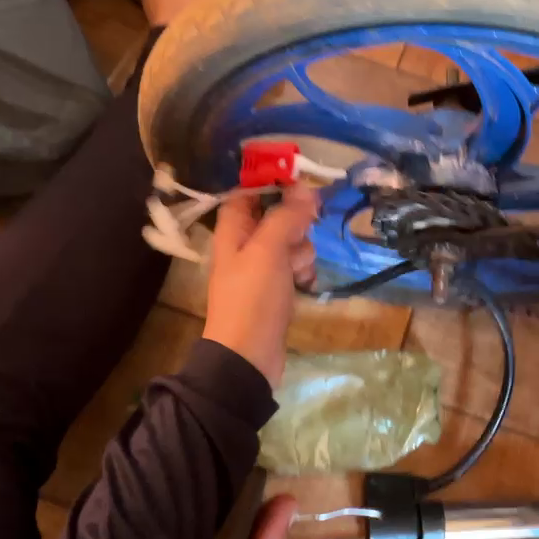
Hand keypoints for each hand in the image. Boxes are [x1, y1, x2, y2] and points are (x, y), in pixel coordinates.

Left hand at [203, 186, 318, 386]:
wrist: (248, 357)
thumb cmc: (252, 298)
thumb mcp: (269, 250)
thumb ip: (286, 215)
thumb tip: (305, 189)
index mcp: (232, 230)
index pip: (247, 192)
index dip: (271, 183)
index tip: (300, 182)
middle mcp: (244, 244)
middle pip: (274, 213)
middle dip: (295, 219)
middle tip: (307, 227)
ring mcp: (260, 266)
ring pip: (290, 239)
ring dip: (302, 247)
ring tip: (300, 267)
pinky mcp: (275, 286)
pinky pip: (295, 264)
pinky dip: (303, 269)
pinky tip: (305, 282)